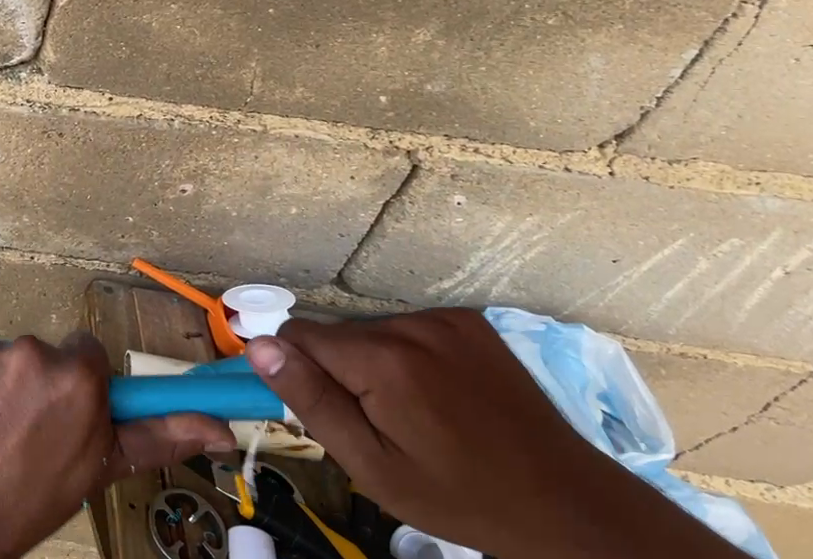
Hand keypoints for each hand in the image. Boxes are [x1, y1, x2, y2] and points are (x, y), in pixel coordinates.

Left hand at [0, 333, 233, 558]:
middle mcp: (24, 352)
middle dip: (28, 383)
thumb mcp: (96, 469)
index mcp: (73, 377)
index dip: (71, 382)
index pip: (82, 352)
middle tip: (15, 430)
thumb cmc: (26, 500)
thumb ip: (158, 437)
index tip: (59, 409)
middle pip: (34, 353)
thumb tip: (220, 428)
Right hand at [247, 308, 746, 558]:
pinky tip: (441, 394)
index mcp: (381, 359)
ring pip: (370, 331)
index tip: (331, 414)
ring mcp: (445, 319)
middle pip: (336, 335)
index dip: (300, 375)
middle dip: (341, 373)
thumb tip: (256, 345)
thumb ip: (311, 400)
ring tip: (416, 415)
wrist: (569, 507)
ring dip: (374, 364)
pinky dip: (409, 356)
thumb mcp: (372, 466)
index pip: (296, 335)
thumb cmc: (459, 497)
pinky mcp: (469, 321)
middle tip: (380, 426)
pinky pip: (408, 328)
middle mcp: (409, 323)